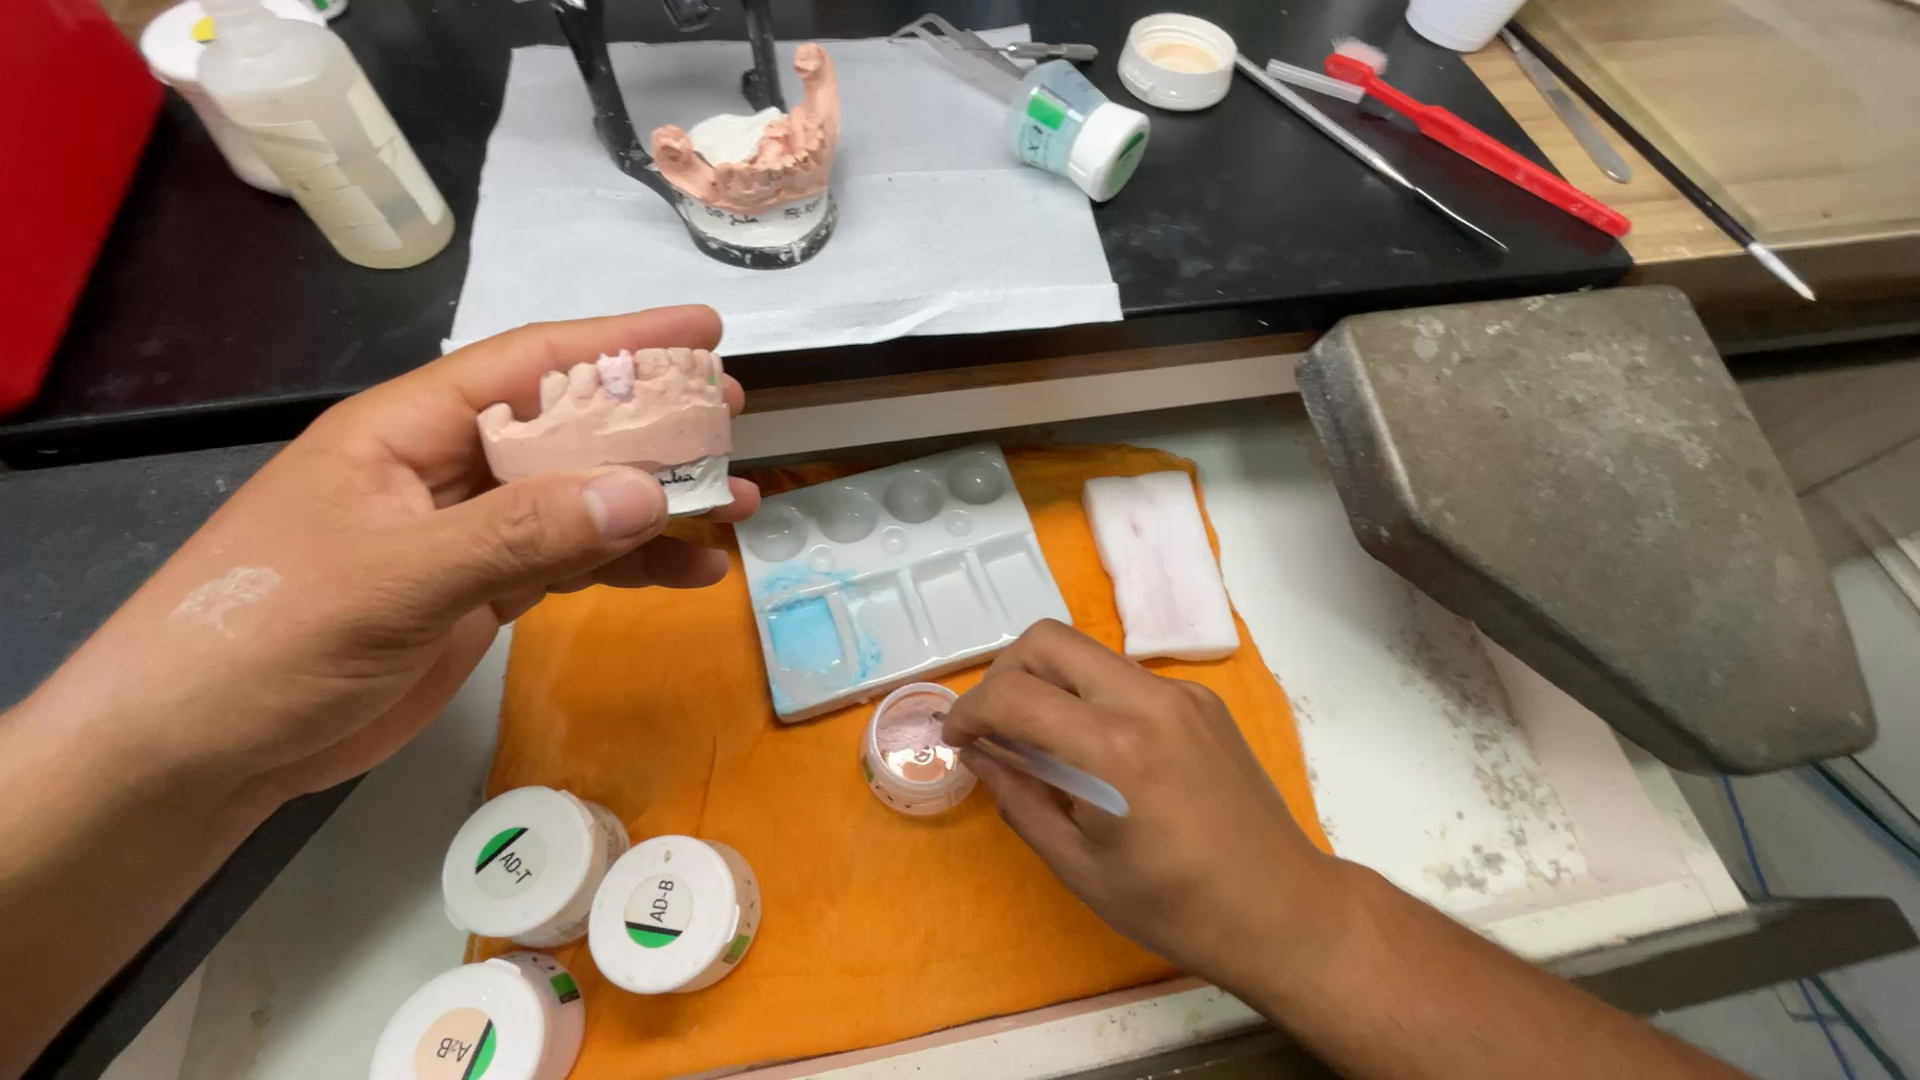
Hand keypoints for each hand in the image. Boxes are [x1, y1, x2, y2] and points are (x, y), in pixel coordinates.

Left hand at [29, 305, 757, 806]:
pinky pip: (581, 562)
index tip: (701, 331)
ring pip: (587, 500)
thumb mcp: (395, 578)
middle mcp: (452, 468)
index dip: (620, 342)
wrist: (203, 754)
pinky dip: (637, 565)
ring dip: (661, 503)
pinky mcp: (492, 587)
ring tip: (738, 502)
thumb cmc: (267, 639)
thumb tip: (644, 493)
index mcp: (411, 430)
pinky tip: (693, 571)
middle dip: (656, 421)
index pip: (531, 366)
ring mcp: (477, 532)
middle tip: (732, 413)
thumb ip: (521, 531)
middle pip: (574, 428)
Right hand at [940, 620, 1346, 997]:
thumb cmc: (1176, 907)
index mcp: (1115, 750)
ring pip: (1087, 652)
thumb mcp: (1078, 867)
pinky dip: (1089, 695)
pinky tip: (1097, 748)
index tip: (956, 738)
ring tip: (1040, 738)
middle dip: (1003, 673)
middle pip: (1048, 640)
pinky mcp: (1201, 698)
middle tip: (993, 724)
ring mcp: (1180, 693)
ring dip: (1047, 681)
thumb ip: (1019, 797)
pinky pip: (1124, 676)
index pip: (1015, 695)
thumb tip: (978, 753)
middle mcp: (1148, 700)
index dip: (969, 710)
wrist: (1284, 909)